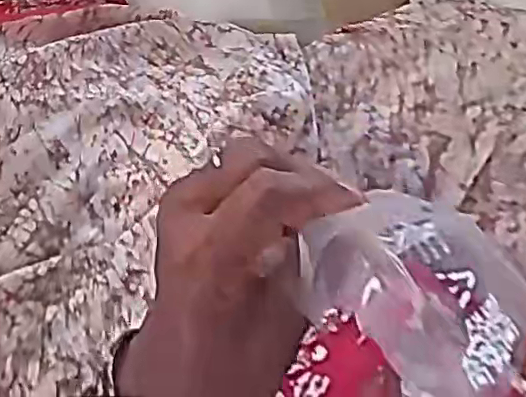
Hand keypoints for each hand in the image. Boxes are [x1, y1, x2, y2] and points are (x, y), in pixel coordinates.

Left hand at [116, 137, 363, 396]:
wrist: (174, 369)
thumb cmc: (226, 366)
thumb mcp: (279, 327)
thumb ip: (303, 264)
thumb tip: (334, 222)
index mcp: (207, 253)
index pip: (266, 192)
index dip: (317, 190)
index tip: (351, 201)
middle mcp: (186, 213)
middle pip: (253, 159)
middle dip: (301, 175)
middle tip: (335, 199)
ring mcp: (180, 199)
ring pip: (243, 156)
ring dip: (284, 173)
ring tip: (314, 201)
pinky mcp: (182, 196)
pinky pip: (231, 170)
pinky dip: (264, 179)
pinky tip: (286, 206)